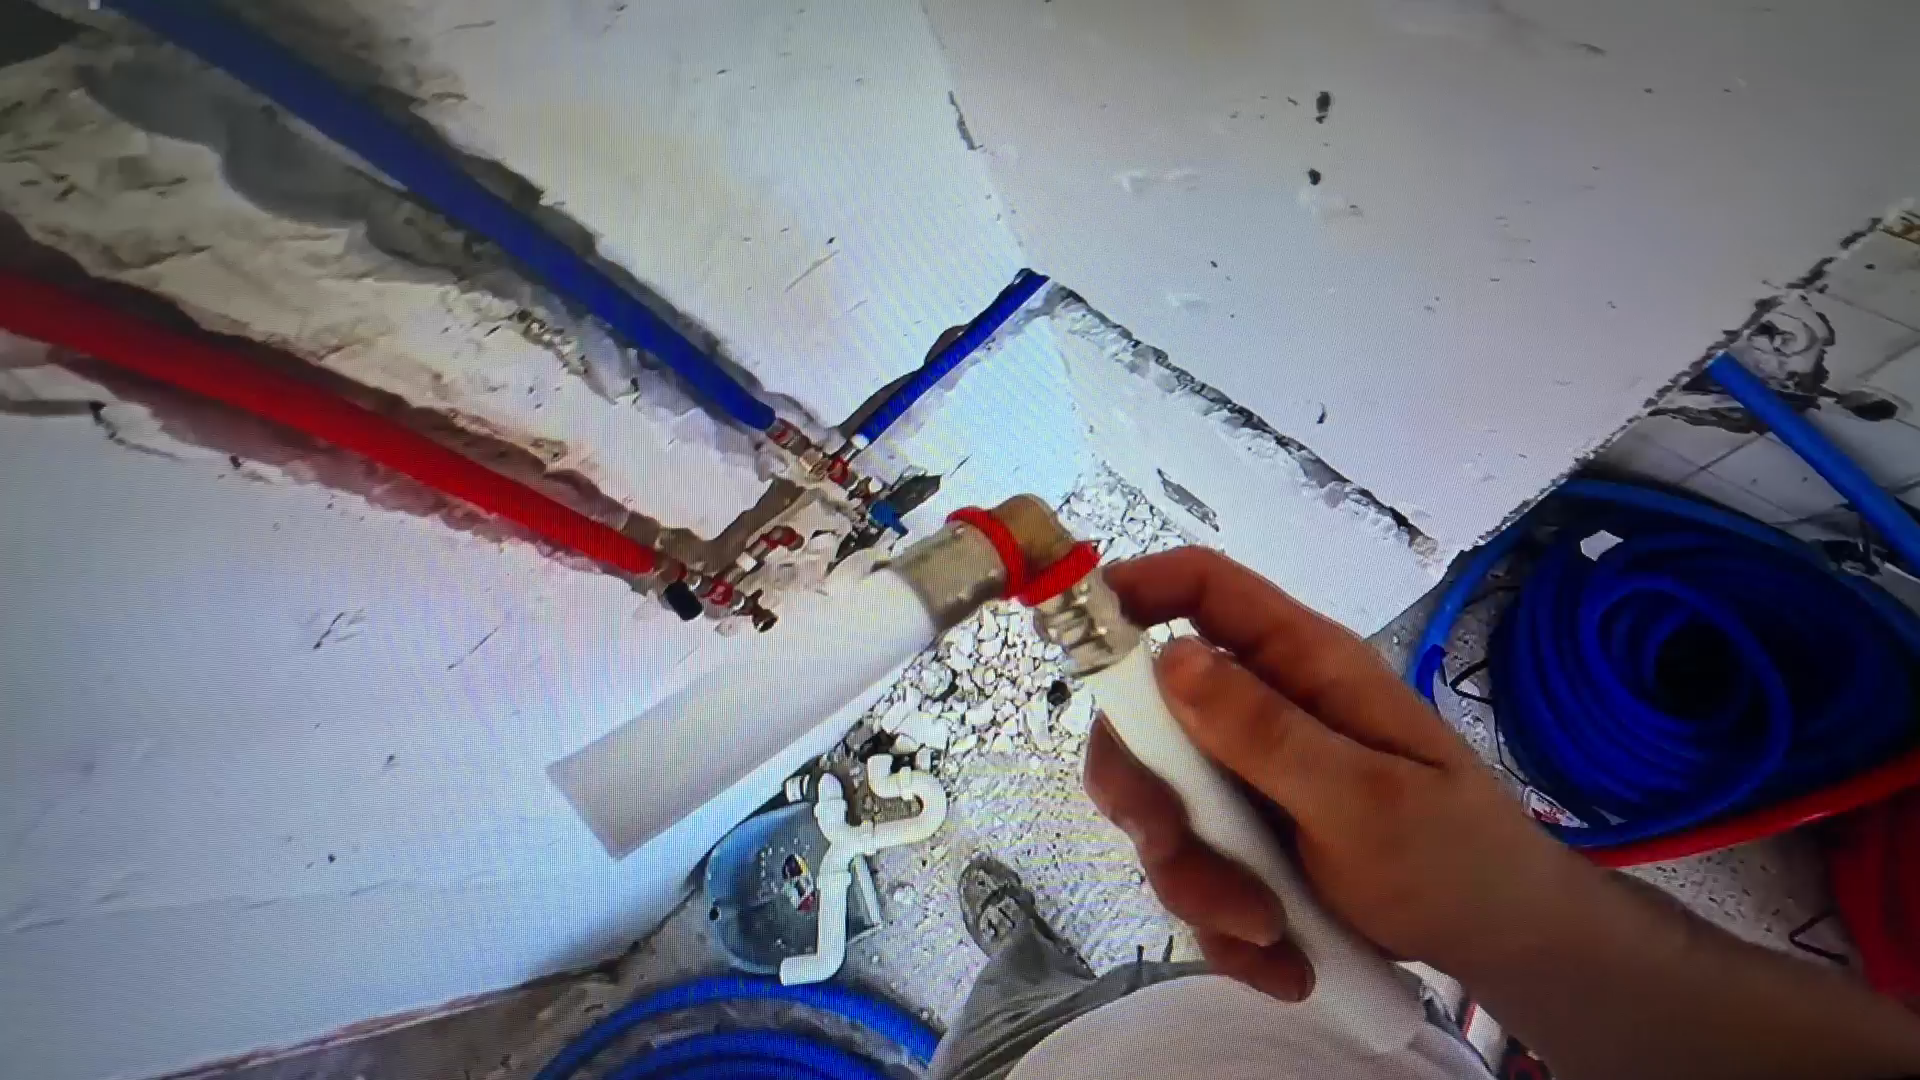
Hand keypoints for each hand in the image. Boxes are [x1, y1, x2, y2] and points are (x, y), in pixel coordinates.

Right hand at [1084, 548, 1597, 994]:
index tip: (1078, 627)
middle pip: (1145, 712)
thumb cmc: (1458, 855)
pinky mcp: (1231, 830)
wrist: (1497, 942)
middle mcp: (1251, 705)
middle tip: (1170, 846)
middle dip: (1144, 790)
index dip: (1135, 587)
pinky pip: (1182, 863)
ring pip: (1154, 801)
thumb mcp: (1370, 800)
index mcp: (1296, 663)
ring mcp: (1235, 770)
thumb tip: (1166, 659)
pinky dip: (1216, 921)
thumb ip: (1268, 733)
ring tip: (1265, 931)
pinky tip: (1279, 957)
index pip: (1202, 587)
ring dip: (1191, 877)